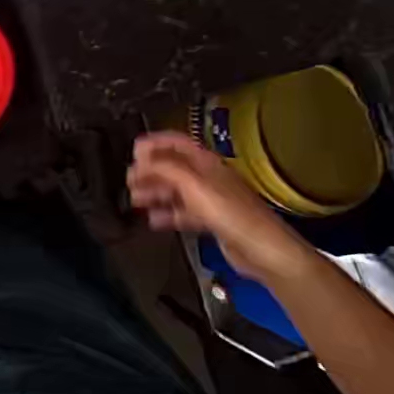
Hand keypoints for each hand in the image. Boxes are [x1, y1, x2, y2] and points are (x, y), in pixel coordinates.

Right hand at [126, 131, 311, 278]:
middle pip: (173, 167)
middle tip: (129, 178)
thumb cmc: (233, 215)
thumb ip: (167, 169)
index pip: (176, 142)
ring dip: (155, 192)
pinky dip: (167, 214)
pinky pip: (183, 213)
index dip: (154, 142)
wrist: (264, 251)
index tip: (134, 149)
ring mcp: (211, 199)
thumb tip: (144, 158)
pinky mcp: (212, 221)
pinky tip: (154, 219)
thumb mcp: (194, 186)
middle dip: (150, 170)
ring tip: (134, 198)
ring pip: (176, 190)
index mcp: (206, 163)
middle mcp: (208, 177)